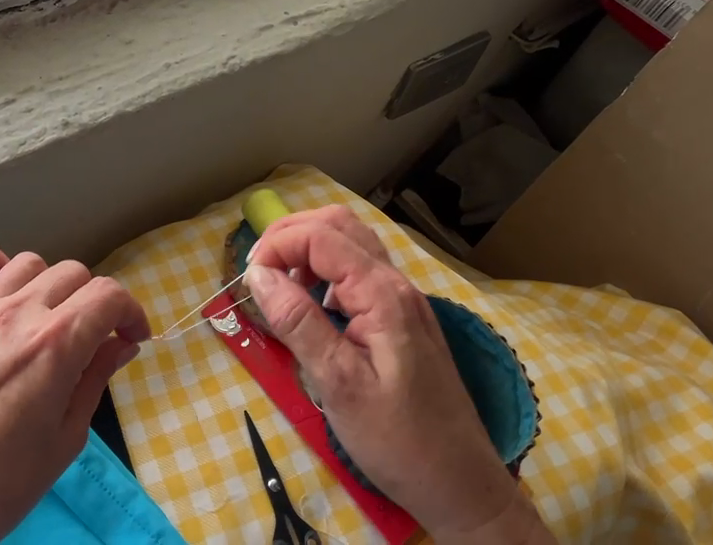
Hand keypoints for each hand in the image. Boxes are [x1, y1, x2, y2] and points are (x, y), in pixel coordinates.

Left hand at [0, 247, 150, 544]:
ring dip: (49, 285)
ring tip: (50, 320)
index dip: (130, 312)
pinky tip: (2, 287)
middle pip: (73, 273)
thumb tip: (122, 345)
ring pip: (28, 263)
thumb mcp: (65, 440)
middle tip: (94, 338)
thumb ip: (95, 379)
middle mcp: (18, 314)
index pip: (108, 295)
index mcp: (55, 346)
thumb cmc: (0, 484)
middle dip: (94, 302)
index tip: (132, 337)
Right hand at [246, 207, 553, 544]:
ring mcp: (404, 300)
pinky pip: (360, 271)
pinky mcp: (403, 319)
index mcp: (383, 295)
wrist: (463, 488)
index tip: (249, 278)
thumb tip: (259, 275)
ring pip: (351, 242)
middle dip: (291, 234)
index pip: (321, 237)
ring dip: (309, 249)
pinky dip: (326, 272)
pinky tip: (311, 306)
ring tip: (280, 285)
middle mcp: (397, 285)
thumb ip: (298, 323)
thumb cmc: (399, 441)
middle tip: (259, 268)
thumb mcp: (339, 385)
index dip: (277, 245)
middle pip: (339, 224)